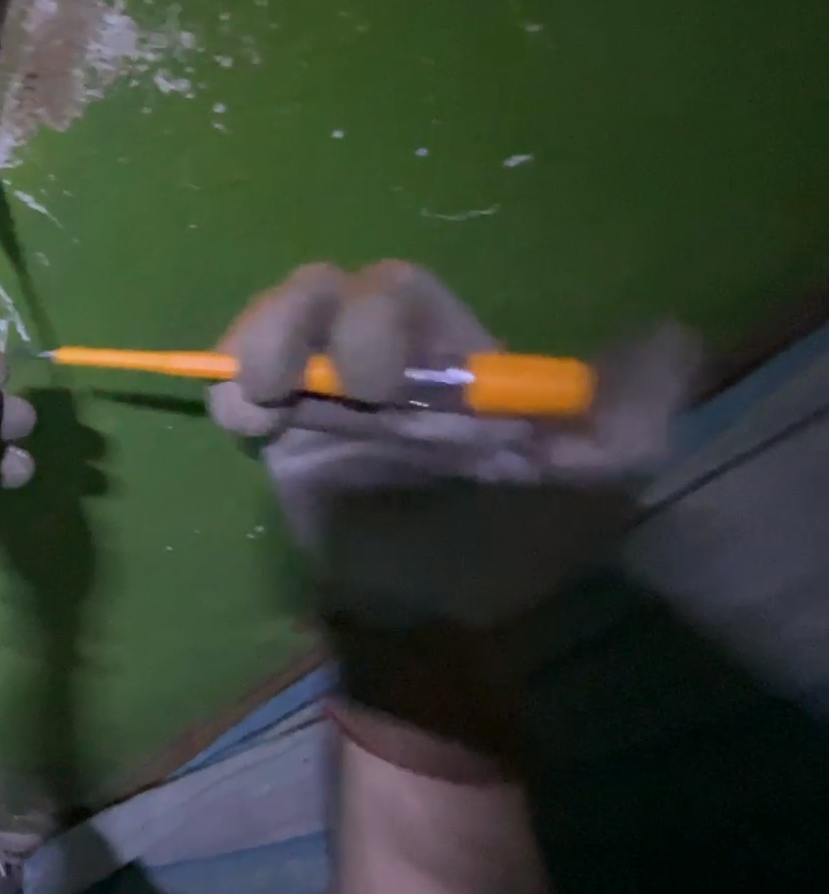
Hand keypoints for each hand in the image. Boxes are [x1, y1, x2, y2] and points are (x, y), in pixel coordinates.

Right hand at [209, 262, 696, 771]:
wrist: (417, 605)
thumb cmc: (498, 541)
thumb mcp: (584, 484)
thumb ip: (622, 419)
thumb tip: (665, 332)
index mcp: (435, 351)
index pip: (394, 288)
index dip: (388, 329)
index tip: (414, 403)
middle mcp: (363, 354)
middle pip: (316, 288)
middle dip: (326, 342)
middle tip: (355, 407)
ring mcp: (307, 389)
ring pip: (263, 322)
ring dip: (263, 351)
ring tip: (271, 408)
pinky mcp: (265, 429)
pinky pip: (228, 389)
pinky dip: (232, 399)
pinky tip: (255, 430)